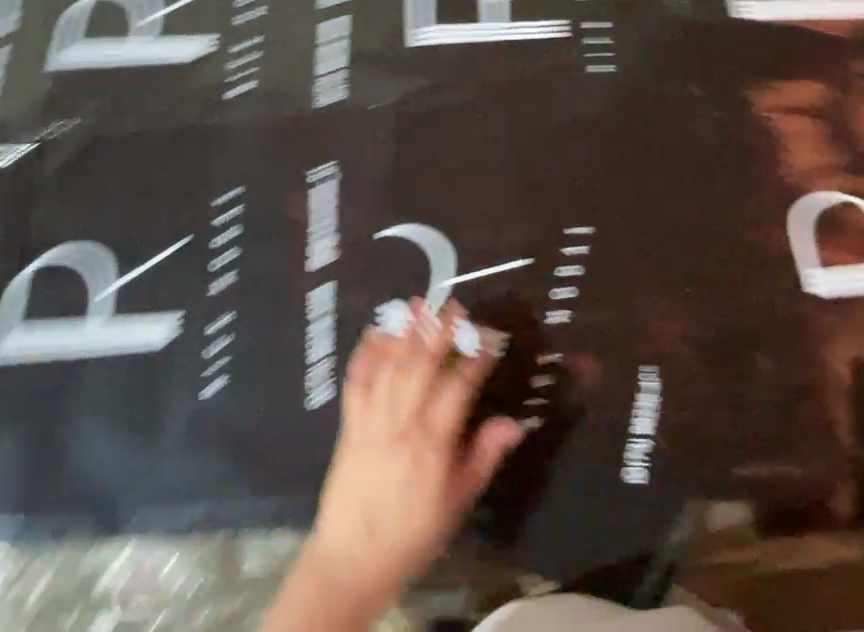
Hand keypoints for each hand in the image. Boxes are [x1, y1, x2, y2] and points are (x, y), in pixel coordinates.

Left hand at [305, 298, 525, 600]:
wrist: (352, 559)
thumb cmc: (414, 533)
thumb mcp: (458, 502)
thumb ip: (484, 457)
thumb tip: (515, 423)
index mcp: (432, 444)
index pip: (458, 388)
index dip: (476, 359)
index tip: (492, 336)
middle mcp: (400, 425)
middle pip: (421, 368)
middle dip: (439, 333)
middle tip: (455, 305)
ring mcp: (370, 423)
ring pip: (389, 369)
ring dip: (405, 333)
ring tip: (418, 305)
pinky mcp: (348, 427)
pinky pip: (356, 384)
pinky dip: (365, 355)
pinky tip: (375, 333)